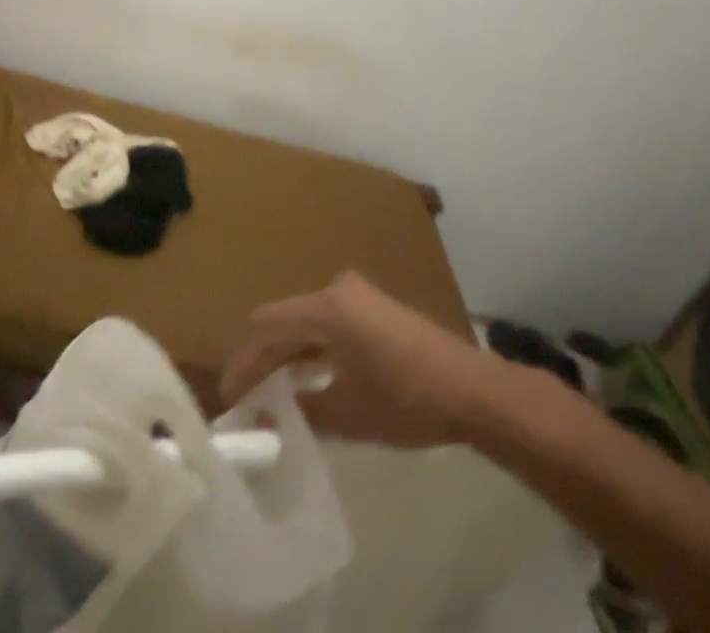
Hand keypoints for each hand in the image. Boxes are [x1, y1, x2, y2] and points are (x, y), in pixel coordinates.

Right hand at [220, 270, 506, 447]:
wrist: (479, 393)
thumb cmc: (406, 399)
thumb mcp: (345, 412)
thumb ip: (297, 410)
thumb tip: (264, 416)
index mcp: (325, 307)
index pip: (264, 328)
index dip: (242, 363)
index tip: (230, 397)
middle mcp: (338, 291)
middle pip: (284, 322)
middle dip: (263, 360)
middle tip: (246, 396)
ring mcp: (362, 299)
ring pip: (307, 325)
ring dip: (289, 356)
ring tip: (271, 392)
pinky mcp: (379, 313)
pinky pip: (330, 327)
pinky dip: (314, 352)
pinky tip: (308, 380)